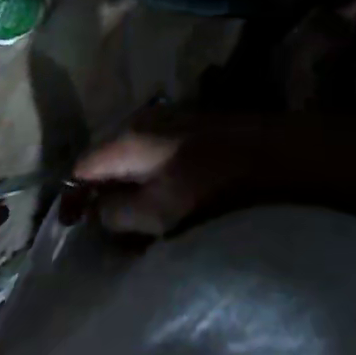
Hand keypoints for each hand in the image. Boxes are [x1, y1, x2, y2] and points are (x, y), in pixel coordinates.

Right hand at [71, 114, 285, 235]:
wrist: (280, 157)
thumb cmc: (215, 188)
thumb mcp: (159, 212)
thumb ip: (117, 212)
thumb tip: (96, 210)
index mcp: (128, 139)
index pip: (82, 166)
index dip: (75, 198)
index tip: (75, 229)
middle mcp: (144, 121)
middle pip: (108, 161)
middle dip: (103, 194)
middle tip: (109, 233)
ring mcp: (171, 121)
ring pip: (135, 159)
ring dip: (132, 189)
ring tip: (141, 224)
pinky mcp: (195, 128)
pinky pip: (160, 156)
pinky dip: (156, 179)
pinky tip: (171, 202)